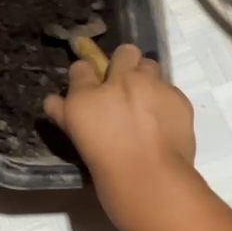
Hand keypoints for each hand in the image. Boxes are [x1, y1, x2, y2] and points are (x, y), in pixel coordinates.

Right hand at [44, 44, 197, 200]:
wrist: (150, 178)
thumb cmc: (104, 164)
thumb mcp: (75, 138)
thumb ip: (62, 113)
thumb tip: (52, 100)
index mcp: (87, 95)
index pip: (81, 68)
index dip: (86, 75)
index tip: (89, 86)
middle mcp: (120, 82)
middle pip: (124, 52)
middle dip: (123, 62)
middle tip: (123, 85)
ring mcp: (152, 87)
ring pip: (150, 65)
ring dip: (146, 77)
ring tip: (145, 101)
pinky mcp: (178, 98)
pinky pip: (170, 89)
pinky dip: (164, 100)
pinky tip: (162, 121)